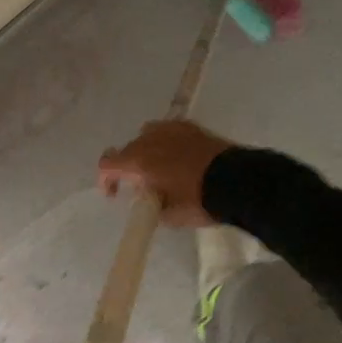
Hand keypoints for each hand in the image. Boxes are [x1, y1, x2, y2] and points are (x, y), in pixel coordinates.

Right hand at [97, 119, 235, 227]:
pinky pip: (168, 130)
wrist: (237, 182)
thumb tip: (153, 201)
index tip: (115, 194)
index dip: (105, 179)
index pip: (107, 164)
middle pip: (127, 149)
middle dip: (128, 167)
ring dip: (146, 150)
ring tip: (158, 166)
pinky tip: (178, 155)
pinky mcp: (191, 127)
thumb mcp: (170, 215)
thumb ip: (153, 206)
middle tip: (141, 185)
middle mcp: (149, 141)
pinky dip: (166, 142)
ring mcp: (171, 130)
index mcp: (139, 162)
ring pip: (147, 135)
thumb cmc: (198, 201)